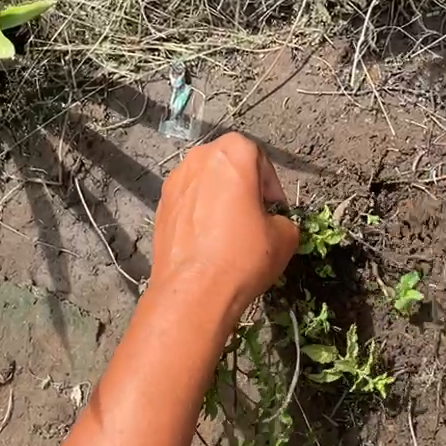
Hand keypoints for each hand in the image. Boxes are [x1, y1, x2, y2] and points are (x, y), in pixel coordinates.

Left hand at [151, 133, 298, 319]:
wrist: (194, 291)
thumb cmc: (241, 256)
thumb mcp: (285, 237)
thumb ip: (284, 219)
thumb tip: (275, 223)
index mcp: (231, 154)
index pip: (258, 156)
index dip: (270, 183)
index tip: (274, 208)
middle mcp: (199, 159)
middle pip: (228, 164)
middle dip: (244, 185)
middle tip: (255, 216)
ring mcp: (175, 181)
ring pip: (205, 182)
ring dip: (220, 198)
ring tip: (231, 231)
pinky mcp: (160, 205)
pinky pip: (188, 201)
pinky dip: (200, 213)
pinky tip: (209, 242)